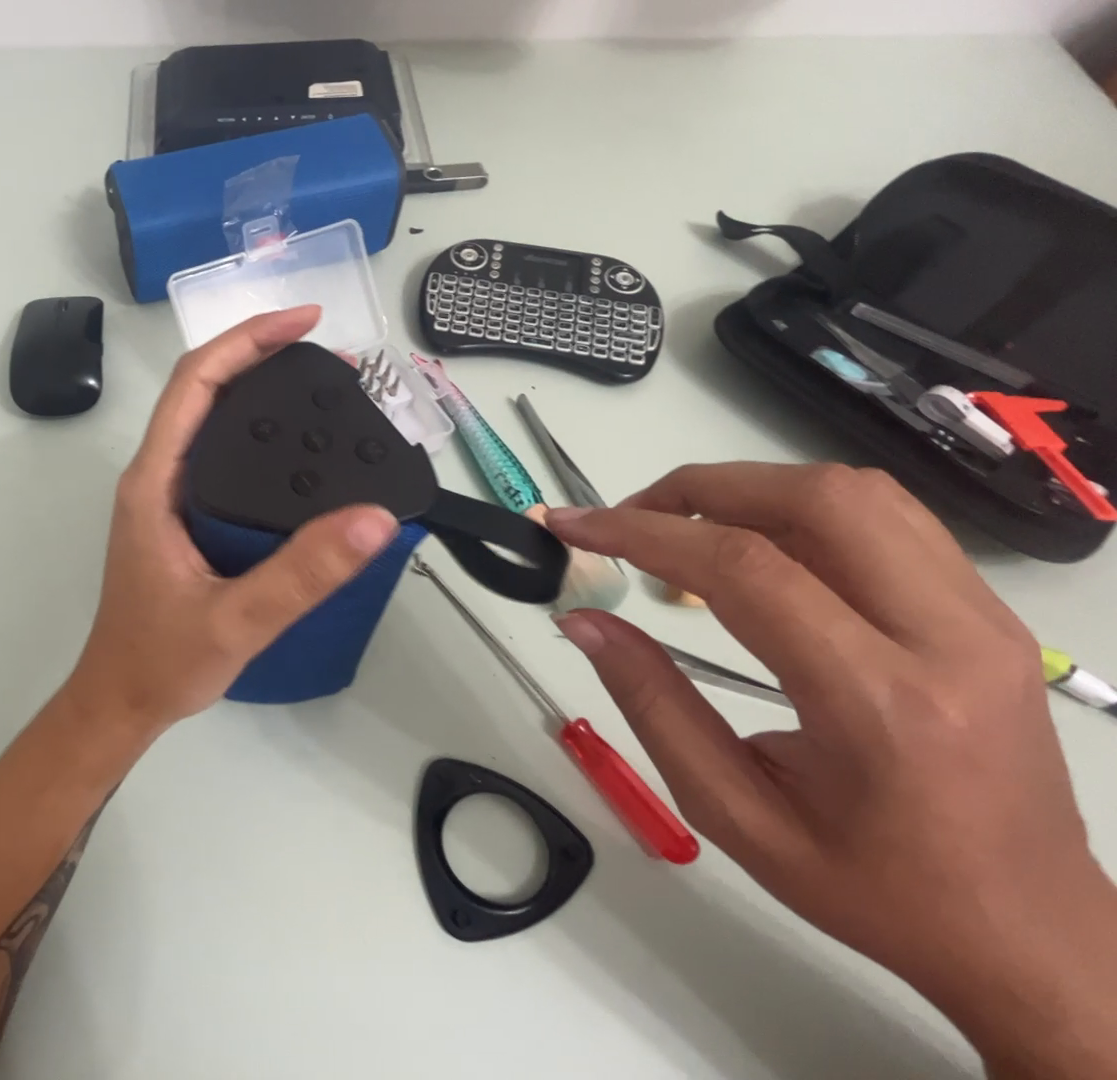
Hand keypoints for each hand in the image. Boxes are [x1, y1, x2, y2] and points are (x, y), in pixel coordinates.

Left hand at [61, 307, 397, 731]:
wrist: (121, 700)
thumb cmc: (161, 662)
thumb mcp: (237, 620)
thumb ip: (303, 574)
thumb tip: (373, 518)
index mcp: (155, 483)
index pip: (196, 383)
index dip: (248, 340)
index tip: (306, 323)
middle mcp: (157, 479)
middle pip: (205, 392)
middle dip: (265, 361)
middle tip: (334, 365)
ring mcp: (166, 500)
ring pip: (213, 426)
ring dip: (263, 400)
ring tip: (328, 399)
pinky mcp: (181, 522)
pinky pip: (222, 463)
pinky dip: (261, 445)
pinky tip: (302, 462)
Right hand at [543, 463, 1116, 1076]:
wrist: (1027, 931)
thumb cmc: (870, 887)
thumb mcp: (732, 810)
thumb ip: (652, 704)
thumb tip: (583, 622)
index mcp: (879, 703)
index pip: (748, 569)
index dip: (644, 532)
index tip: (573, 527)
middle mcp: (948, 639)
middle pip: (818, 500)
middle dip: (700, 488)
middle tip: (626, 520)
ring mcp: (983, 619)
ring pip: (860, 496)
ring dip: (750, 491)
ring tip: (679, 531)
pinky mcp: (988, 616)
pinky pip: (889, 523)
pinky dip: (798, 511)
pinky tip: (750, 550)